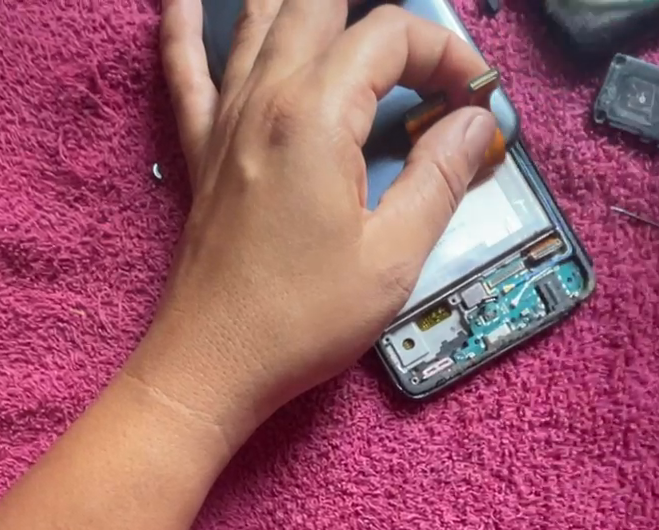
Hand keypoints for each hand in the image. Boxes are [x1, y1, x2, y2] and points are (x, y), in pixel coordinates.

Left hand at [125, 0, 499, 443]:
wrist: (212, 365)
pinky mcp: (199, 155)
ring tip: (337, 6)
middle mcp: (263, 100)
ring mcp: (224, 124)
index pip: (391, 36)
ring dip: (301, 2)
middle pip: (319, 2)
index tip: (470, 98)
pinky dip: (184, 26)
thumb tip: (474, 124)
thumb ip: (438, 179)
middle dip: (378, 14)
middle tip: (412, 51)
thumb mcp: (391, 261)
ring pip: (258, 19)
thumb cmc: (297, 323)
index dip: (444, 52)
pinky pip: (185, 70)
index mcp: (315, 116)